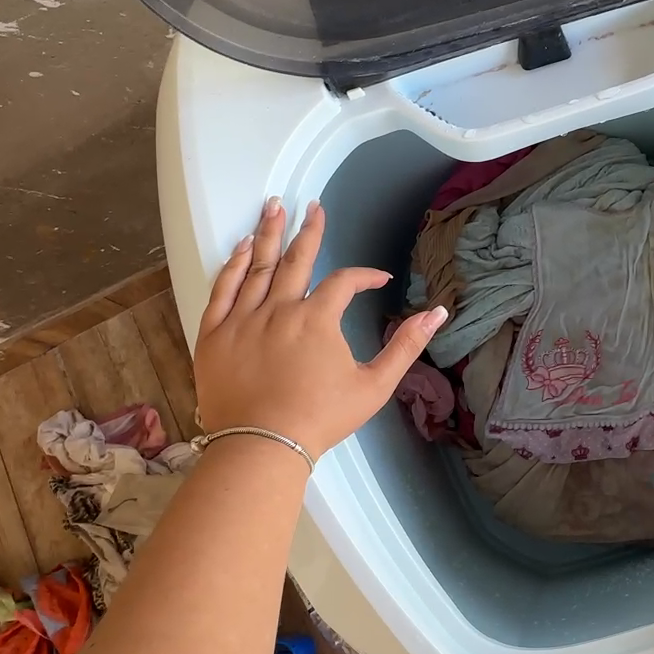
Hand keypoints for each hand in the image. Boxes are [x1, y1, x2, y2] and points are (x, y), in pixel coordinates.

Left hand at [194, 197, 445, 455]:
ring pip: (258, 266)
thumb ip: (407, 345)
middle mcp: (280, 309)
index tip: (377, 279)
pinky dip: (234, 265)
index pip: (345, 281)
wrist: (262, 447)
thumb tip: (437, 313)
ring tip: (275, 206)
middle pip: (297, 258)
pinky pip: (223, 289)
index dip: (365, 275)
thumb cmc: (321, 418)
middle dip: (309, 230)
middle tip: (313, 206)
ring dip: (269, 234)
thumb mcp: (375, 384)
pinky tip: (243, 246)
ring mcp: (243, 319)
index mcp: (318, 319)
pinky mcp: (215, 335)